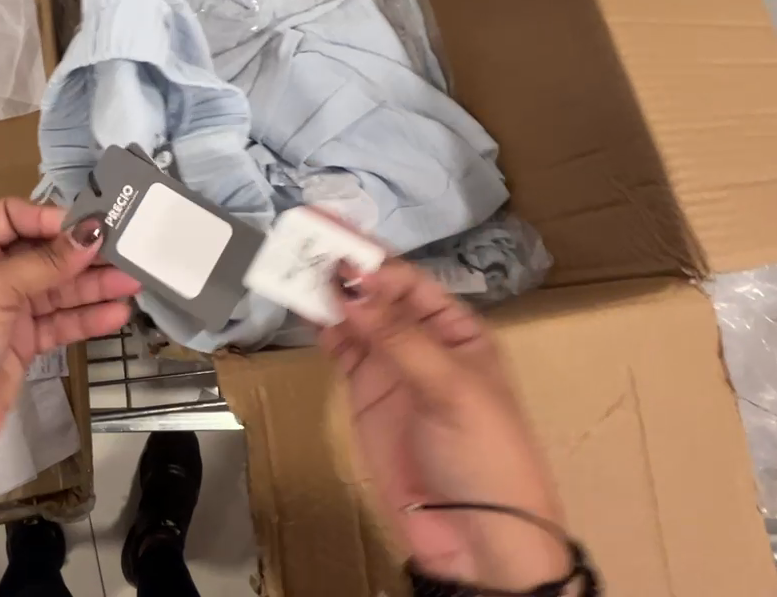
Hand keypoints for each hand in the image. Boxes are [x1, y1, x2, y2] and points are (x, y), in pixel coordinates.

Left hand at [0, 198, 140, 467]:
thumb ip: (45, 261)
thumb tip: (90, 231)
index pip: (13, 216)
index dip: (48, 218)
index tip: (87, 227)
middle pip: (42, 252)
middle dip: (81, 253)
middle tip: (127, 251)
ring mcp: (7, 312)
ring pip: (57, 289)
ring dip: (93, 285)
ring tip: (133, 283)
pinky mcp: (23, 344)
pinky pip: (60, 321)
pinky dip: (87, 317)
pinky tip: (117, 314)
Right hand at [321, 260, 567, 589]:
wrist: (475, 542)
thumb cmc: (486, 457)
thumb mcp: (452, 389)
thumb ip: (397, 335)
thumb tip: (348, 284)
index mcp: (456, 330)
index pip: (406, 282)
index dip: (370, 262)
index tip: (332, 243)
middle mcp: (421, 339)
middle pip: (375, 291)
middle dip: (343, 265)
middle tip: (302, 235)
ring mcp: (389, 365)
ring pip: (351, 314)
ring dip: (324, 290)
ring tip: (290, 262)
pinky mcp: (364, 390)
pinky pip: (338, 345)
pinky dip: (319, 323)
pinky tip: (299, 303)